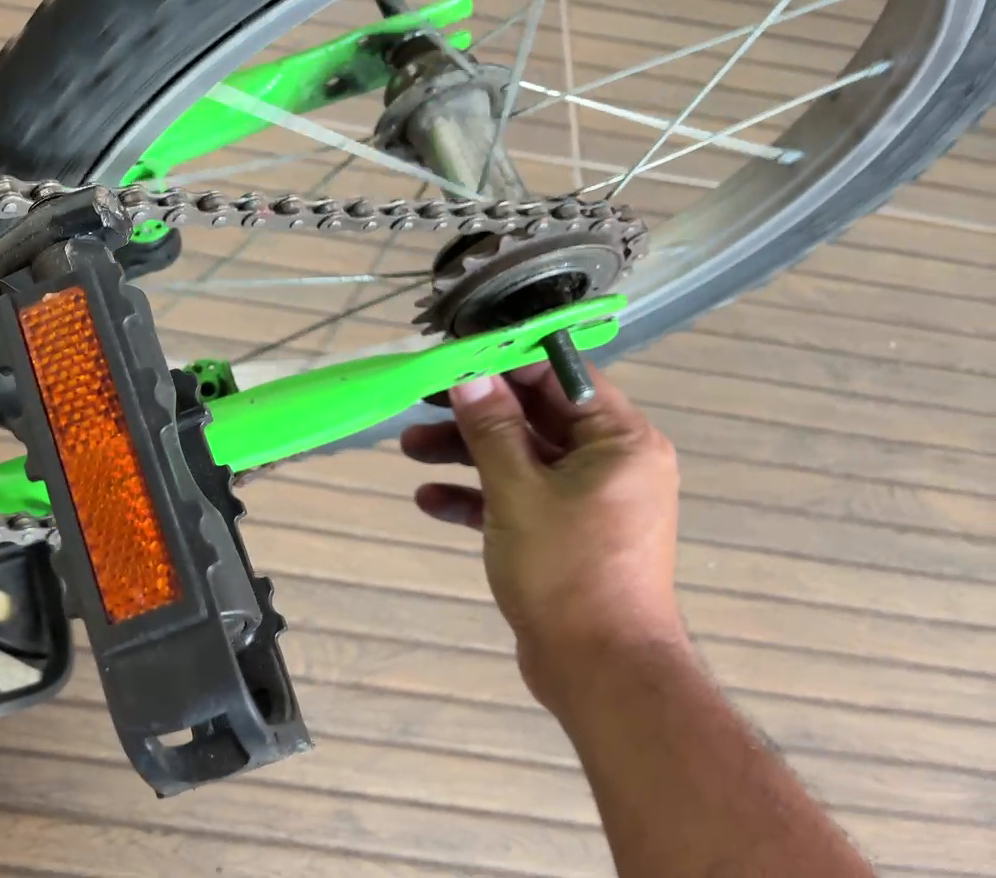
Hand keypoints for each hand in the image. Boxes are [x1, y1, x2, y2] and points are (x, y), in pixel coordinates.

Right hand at [400, 362, 685, 712]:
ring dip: (463, 452)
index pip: (559, 378)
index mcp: (619, 442)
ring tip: (409, 449)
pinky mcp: (561, 532)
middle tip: (421, 400)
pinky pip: (514, 497)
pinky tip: (429, 501)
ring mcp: (584, 500)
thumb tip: (468, 373)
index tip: (451, 359)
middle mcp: (609, 464)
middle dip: (473, 412)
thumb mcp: (518, 490)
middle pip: (532, 417)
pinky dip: (474, 495)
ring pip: (517, 457)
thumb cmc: (567, 568)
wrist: (598, 669)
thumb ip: (491, 428)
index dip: (503, 364)